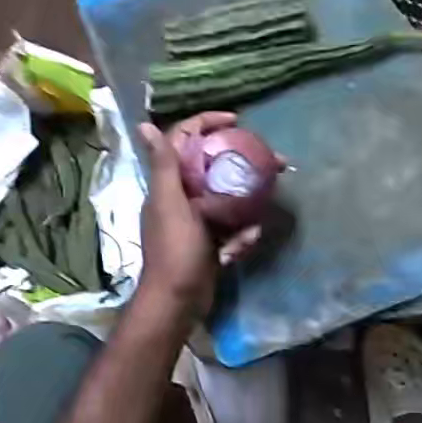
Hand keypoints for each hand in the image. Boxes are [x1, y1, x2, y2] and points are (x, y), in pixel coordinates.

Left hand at [135, 112, 263, 317]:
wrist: (177, 301)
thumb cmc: (174, 249)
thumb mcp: (170, 203)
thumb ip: (163, 164)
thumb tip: (144, 125)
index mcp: (169, 183)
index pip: (185, 140)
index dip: (207, 124)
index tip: (237, 121)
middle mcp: (182, 196)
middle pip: (216, 168)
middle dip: (243, 169)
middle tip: (277, 165)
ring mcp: (198, 219)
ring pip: (230, 200)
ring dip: (244, 212)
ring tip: (252, 226)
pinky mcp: (210, 240)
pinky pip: (233, 229)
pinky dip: (239, 238)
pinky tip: (239, 249)